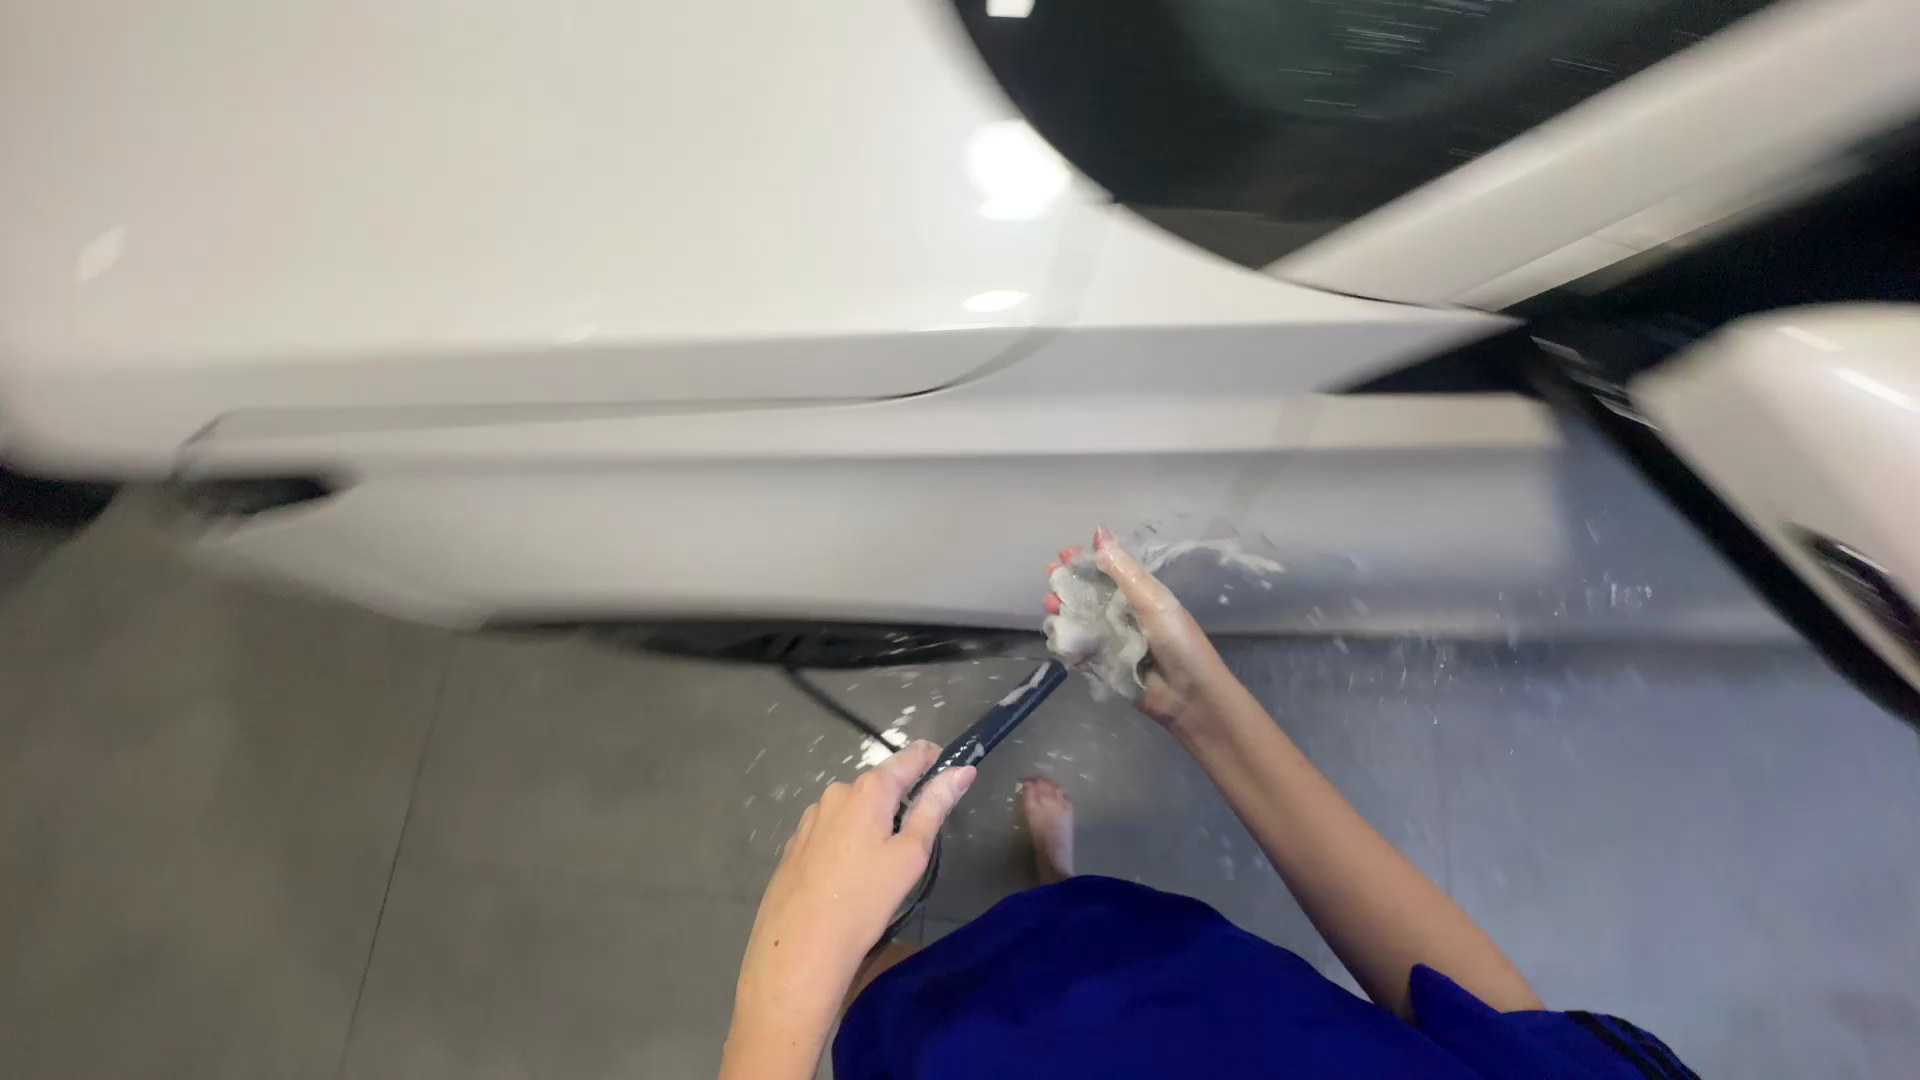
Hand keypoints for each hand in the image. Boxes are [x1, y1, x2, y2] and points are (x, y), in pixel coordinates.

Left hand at [731, 742, 973, 1036]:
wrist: (798, 951)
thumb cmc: (864, 901)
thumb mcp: (911, 855)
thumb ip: (935, 806)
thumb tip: (962, 770)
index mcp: (868, 789)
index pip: (909, 757)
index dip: (932, 759)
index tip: (949, 769)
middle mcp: (837, 792)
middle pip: (880, 784)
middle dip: (901, 800)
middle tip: (916, 839)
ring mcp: (811, 816)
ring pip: (854, 807)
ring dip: (872, 821)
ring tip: (881, 864)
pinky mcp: (795, 842)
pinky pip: (832, 828)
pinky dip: (848, 839)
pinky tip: (849, 875)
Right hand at [1046, 525, 1233, 730]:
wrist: (1190, 696)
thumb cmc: (1178, 641)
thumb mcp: (1152, 600)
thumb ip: (1122, 570)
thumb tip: (1098, 531)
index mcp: (1138, 595)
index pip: (1106, 571)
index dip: (1084, 561)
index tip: (1064, 553)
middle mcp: (1122, 614)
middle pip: (1087, 594)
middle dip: (1067, 584)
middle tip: (1051, 576)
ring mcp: (1111, 640)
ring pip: (1078, 620)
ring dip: (1062, 610)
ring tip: (1051, 605)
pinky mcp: (1103, 666)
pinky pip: (1078, 650)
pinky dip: (1066, 642)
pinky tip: (1056, 635)